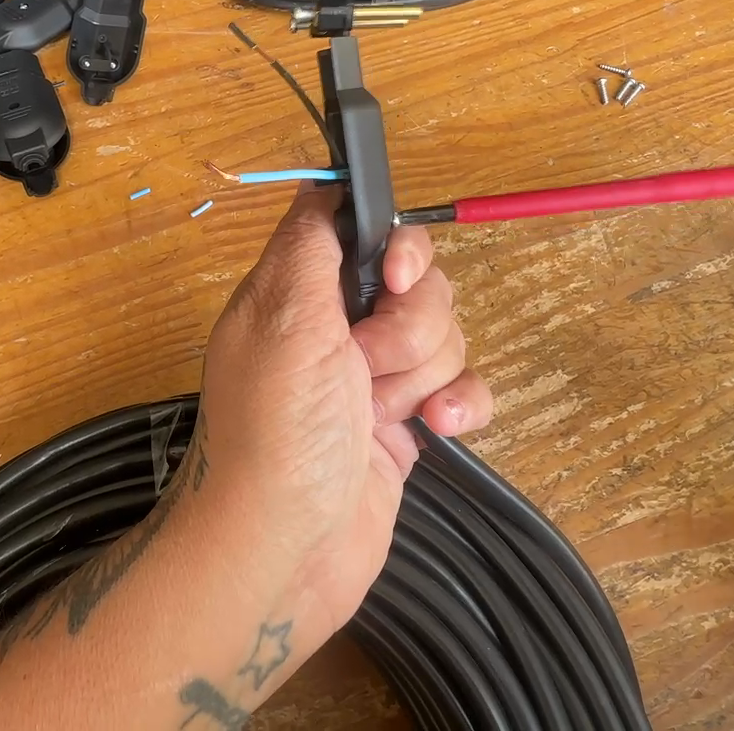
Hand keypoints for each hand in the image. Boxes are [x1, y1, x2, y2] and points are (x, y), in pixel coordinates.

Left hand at [190, 185, 491, 630]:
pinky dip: (457, 403)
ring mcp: (371, 375)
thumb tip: (317, 184)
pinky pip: (458, 387)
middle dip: (409, 323)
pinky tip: (434, 428)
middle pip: (415, 282)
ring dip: (420, 371)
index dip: (391, 243)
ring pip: (441, 333)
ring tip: (379, 410)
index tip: (396, 277)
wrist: (284, 550)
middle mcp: (335, 326)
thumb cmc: (275, 428)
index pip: (357, 229)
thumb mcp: (283, 319)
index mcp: (297, 291)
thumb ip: (307, 245)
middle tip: (367, 362)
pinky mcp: (403, 421)